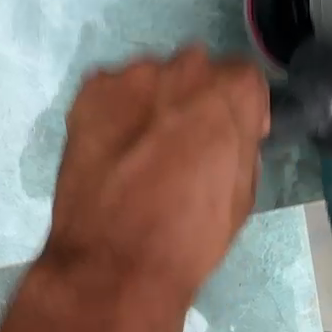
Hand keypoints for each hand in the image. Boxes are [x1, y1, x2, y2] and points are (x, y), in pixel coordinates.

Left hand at [39, 47, 269, 320]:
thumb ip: (240, 147)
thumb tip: (227, 136)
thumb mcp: (243, 194)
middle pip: (196, 72)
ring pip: (151, 80)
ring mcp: (131, 77)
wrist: (115, 262)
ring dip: (153, 105)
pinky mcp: (88, 93)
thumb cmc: (192, 236)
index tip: (228, 141)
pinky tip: (112, 153)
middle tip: (183, 147)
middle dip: (195, 101)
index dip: (238, 112)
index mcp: (232, 91)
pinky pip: (111, 93)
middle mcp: (184, 69)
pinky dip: (115, 114)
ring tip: (141, 153)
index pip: (243, 80)